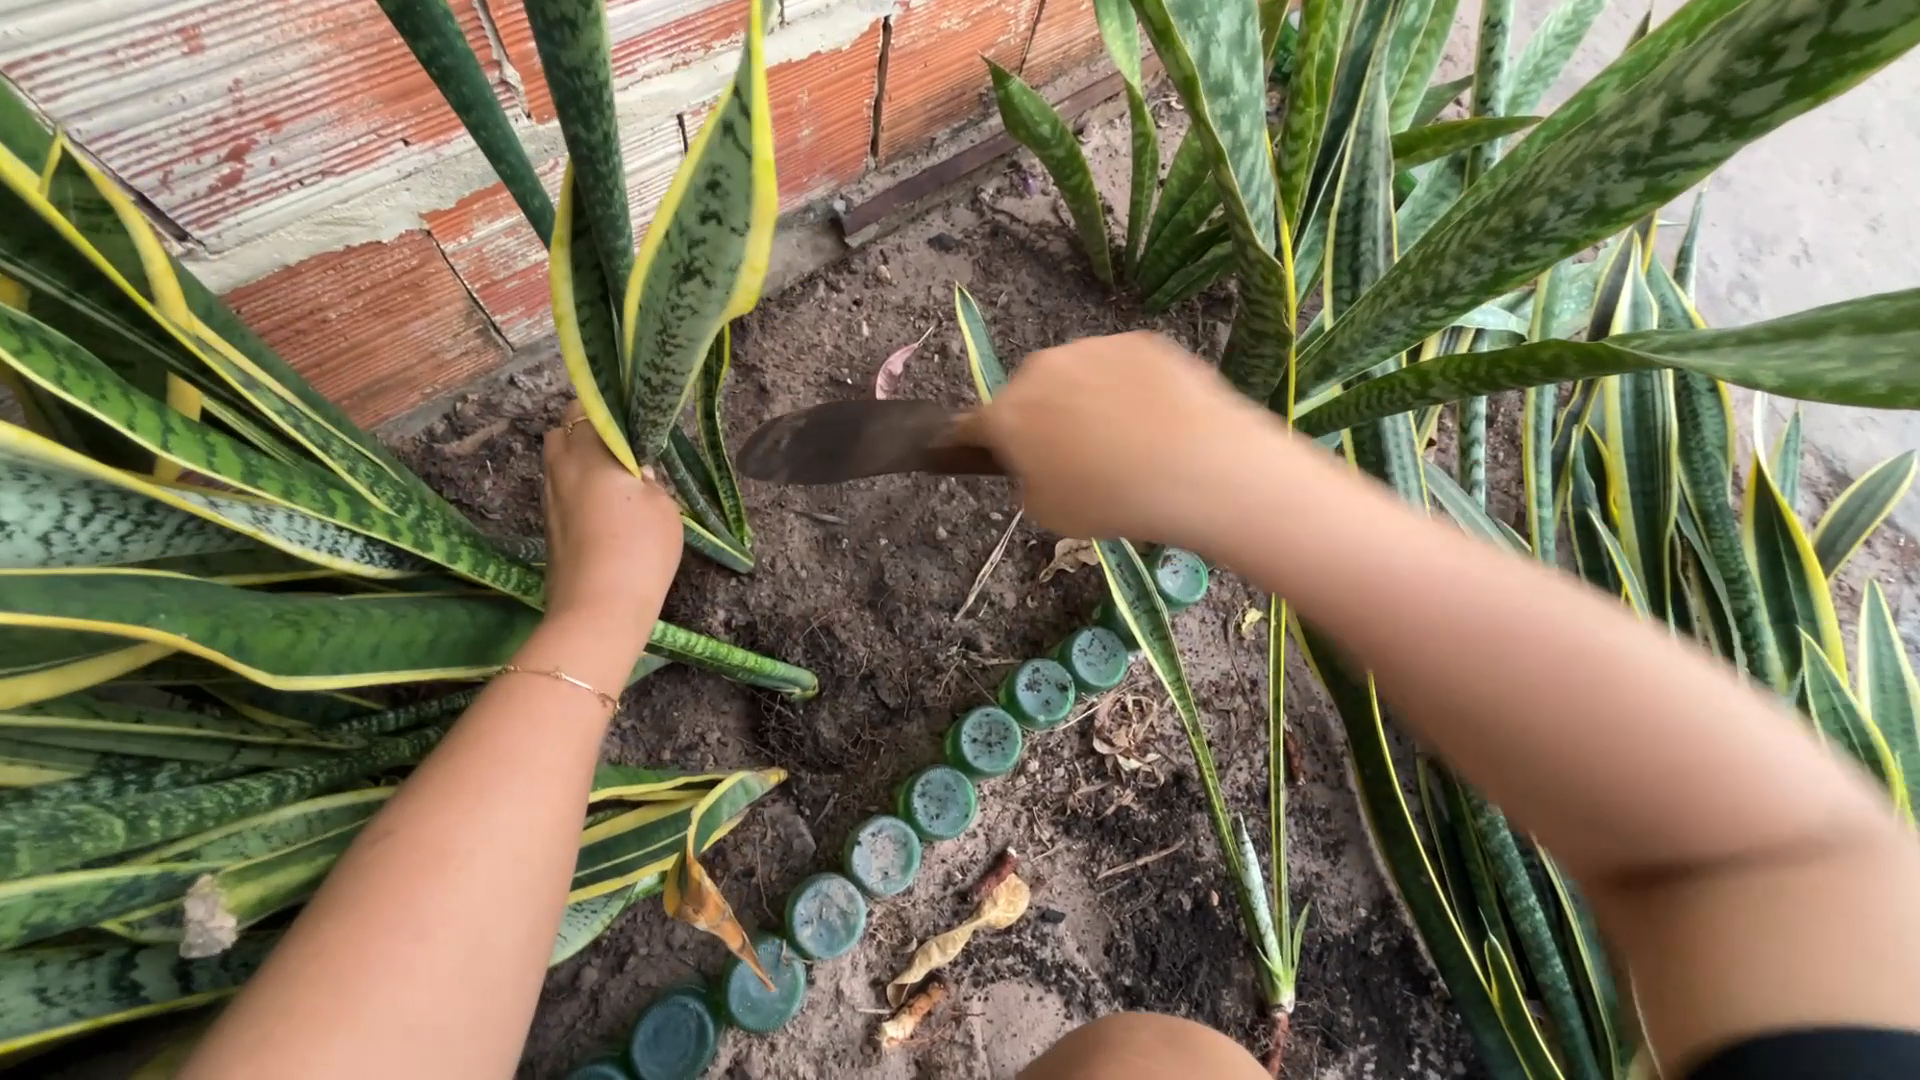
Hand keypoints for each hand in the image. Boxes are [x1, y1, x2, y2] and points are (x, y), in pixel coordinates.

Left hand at [541, 402, 683, 645]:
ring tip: (612, 476)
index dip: (609, 407)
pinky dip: (575, 486)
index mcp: (592, 452)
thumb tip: (637, 473)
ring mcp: (549, 497)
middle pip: (563, 428)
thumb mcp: (664, 508)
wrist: (600, 606)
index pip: (589, 408)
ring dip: (578, 458)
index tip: (632, 416)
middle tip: (621, 445)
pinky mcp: (548, 524)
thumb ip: (650, 481)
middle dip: (586, 428)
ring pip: (556, 459)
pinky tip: (601, 506)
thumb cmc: (641, 549)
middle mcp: (562, 466)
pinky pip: (558, 488)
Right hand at [957, 332, 1282, 548]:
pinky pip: (1118, 365)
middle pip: (1026, 393)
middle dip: (1039, 418)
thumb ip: (1027, 483)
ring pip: (1073, 374)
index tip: (992, 453)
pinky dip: (1126, 386)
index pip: (972, 425)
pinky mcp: (1138, 340)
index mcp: (1007, 415)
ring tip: (1123, 437)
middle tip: (1073, 455)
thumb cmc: (1113, 501)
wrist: (1200, 468)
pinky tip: (1153, 418)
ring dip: (1083, 398)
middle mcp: (1040, 370)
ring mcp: (1092, 348)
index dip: (977, 442)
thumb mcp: (1049, 513)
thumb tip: (1036, 466)